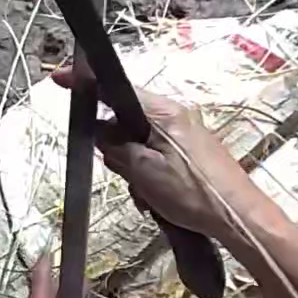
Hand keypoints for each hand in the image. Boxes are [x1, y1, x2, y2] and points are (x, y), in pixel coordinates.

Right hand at [51, 66, 257, 242]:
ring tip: (150, 196)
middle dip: (117, 150)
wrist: (238, 218)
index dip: (86, 84)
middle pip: (126, 122)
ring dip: (135, 171)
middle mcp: (175, 117)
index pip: (116, 89)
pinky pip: (156, 158)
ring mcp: (184, 135)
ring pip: (140, 145)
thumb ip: (116, 150)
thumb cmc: (194, 193)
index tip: (59, 79)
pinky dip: (150, 178)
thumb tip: (101, 136)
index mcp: (163, 112)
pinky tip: (159, 199)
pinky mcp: (190, 154)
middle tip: (129, 177)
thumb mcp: (144, 172)